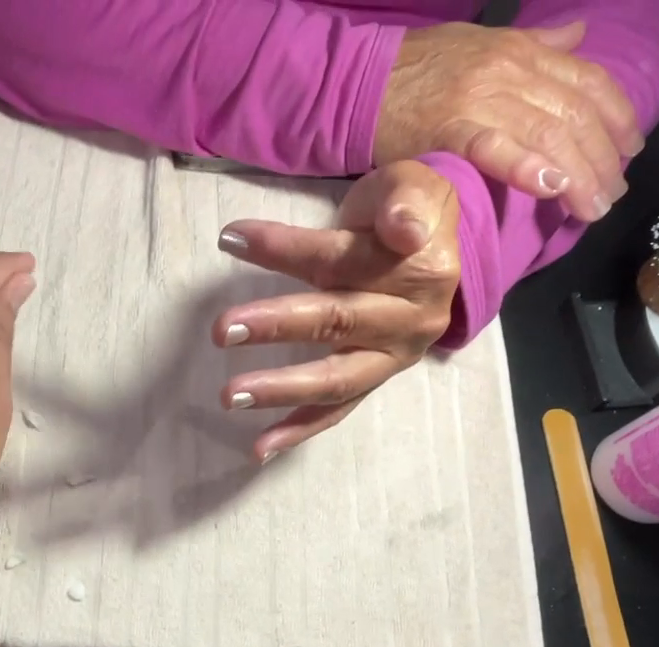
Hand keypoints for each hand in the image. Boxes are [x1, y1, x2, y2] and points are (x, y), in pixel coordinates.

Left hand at [213, 160, 458, 459]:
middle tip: (223, 330)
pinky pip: (335, 412)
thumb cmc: (405, 210)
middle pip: (338, 322)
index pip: (342, 259)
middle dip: (277, 325)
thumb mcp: (411, 185)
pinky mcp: (372, 383)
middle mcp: (411, 321)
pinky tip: (259, 449)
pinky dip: (297, 431)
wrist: (435, 247)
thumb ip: (405, 200)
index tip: (231, 238)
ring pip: (335, 379)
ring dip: (281, 390)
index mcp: (421, 269)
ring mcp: (391, 360)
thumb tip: (404, 228)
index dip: (284, 249)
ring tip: (230, 395)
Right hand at [375, 21, 640, 221]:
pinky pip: (495, 149)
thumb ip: (534, 45)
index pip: (586, 82)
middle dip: (601, 157)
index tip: (630, 149)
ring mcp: (480, 101)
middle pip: (573, 115)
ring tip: (592, 206)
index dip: (616, 116)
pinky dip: (526, 166)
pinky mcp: (448, 131)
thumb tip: (576, 38)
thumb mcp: (483, 43)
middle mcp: (510, 73)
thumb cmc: (417, 68)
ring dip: (577, 173)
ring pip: (545, 134)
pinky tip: (551, 187)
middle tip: (612, 194)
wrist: (361, 82)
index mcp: (521, 52)